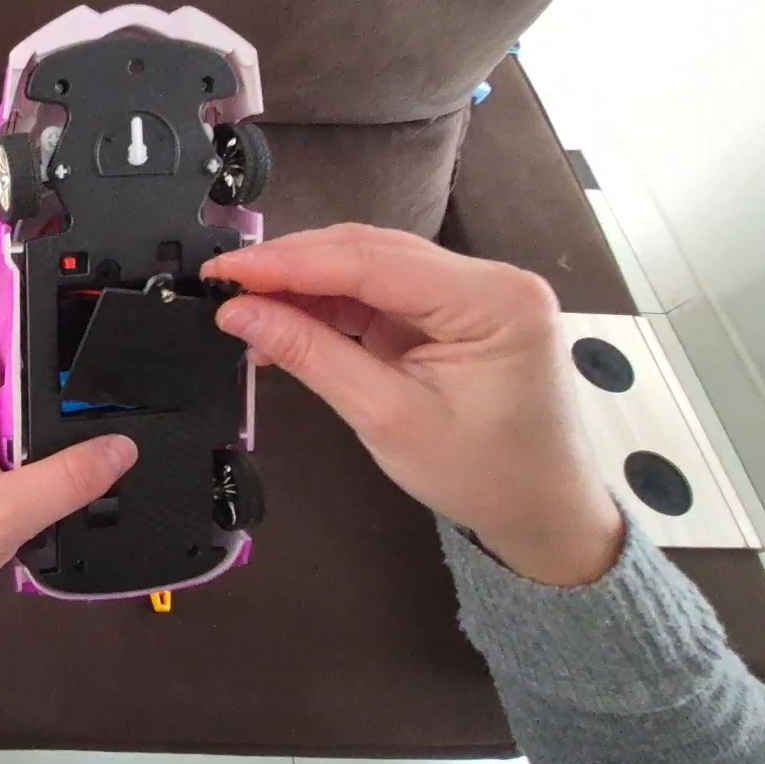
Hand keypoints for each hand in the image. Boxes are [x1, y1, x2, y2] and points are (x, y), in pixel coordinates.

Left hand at [0, 290, 138, 612]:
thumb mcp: (2, 511)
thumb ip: (64, 480)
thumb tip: (117, 449)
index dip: (12, 294)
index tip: (48, 271)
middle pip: (11, 358)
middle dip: (49, 342)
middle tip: (96, 325)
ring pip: (21, 398)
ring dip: (52, 392)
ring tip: (99, 382)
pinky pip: (23, 433)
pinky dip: (48, 429)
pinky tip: (76, 437)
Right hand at [203, 224, 623, 586]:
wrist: (542, 513)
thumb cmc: (479, 474)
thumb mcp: (385, 416)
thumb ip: (309, 354)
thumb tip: (235, 312)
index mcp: (490, 299)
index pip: (369, 261)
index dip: (287, 262)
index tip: (223, 272)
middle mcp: (483, 278)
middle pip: (365, 250)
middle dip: (288, 265)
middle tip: (222, 283)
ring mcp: (463, 290)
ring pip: (361, 265)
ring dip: (299, 283)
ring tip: (243, 305)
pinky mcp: (441, 309)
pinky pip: (369, 291)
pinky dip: (320, 304)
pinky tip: (281, 321)